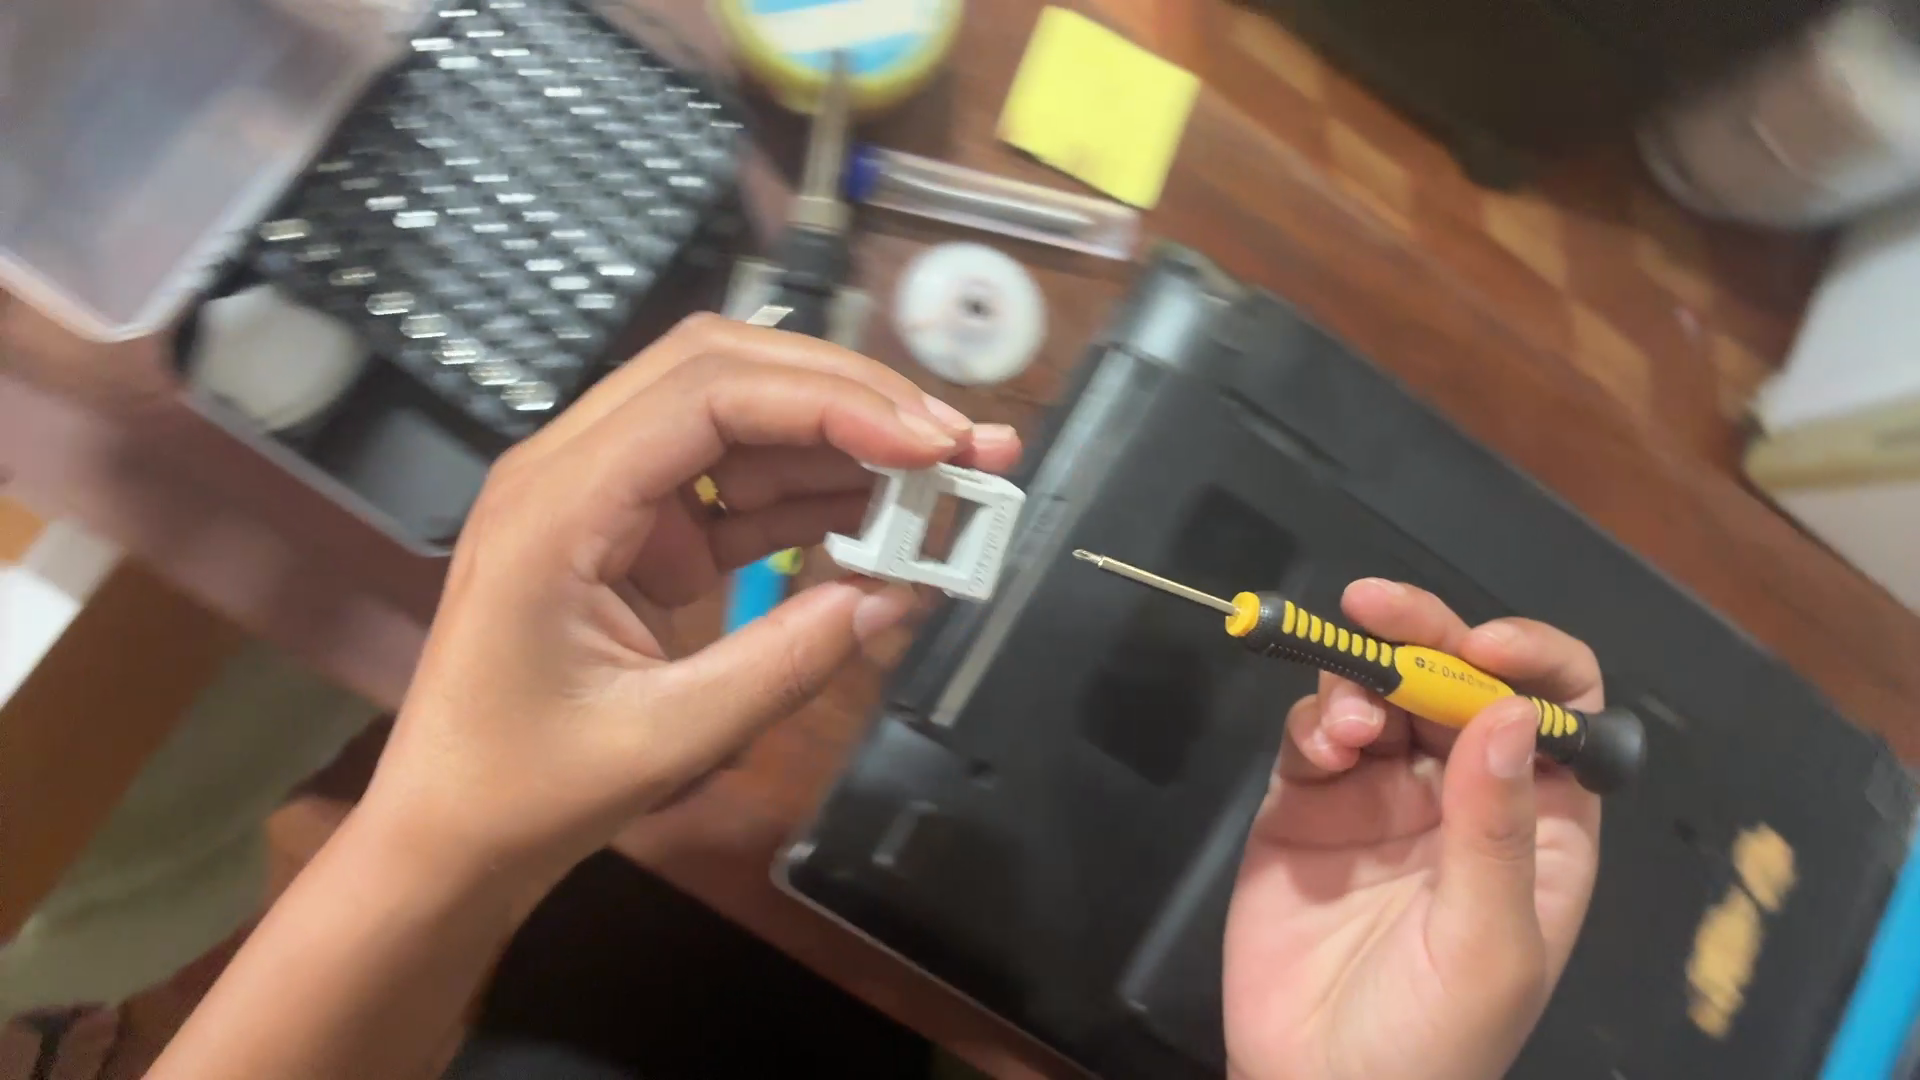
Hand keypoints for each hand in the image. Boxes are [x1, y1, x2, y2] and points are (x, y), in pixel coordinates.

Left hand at [358, 314, 1021, 889]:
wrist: (455, 825)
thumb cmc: (531, 787)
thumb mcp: (669, 737)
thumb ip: (791, 660)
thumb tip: (902, 595)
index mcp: (563, 502)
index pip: (707, 397)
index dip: (829, 403)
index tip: (927, 447)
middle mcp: (586, 465)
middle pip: (732, 374)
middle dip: (854, 397)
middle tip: (955, 441)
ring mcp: (621, 490)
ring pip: (751, 421)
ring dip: (851, 441)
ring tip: (946, 475)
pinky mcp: (652, 524)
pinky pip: (748, 484)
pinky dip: (821, 494)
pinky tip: (886, 518)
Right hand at [1223, 580, 1601, 1079]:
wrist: (1310, 1076)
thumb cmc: (1429, 1035)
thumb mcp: (1486, 945)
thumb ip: (1496, 829)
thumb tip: (1511, 712)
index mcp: (1533, 822)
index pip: (1554, 713)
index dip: (1527, 663)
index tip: (1477, 647)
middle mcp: (1455, 790)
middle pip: (1450, 680)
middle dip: (1418, 633)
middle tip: (1369, 602)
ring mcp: (1373, 789)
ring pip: (1372, 692)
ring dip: (1356, 683)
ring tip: (1346, 734)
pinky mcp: (1305, 795)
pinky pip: (1313, 732)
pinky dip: (1314, 724)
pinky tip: (1319, 752)